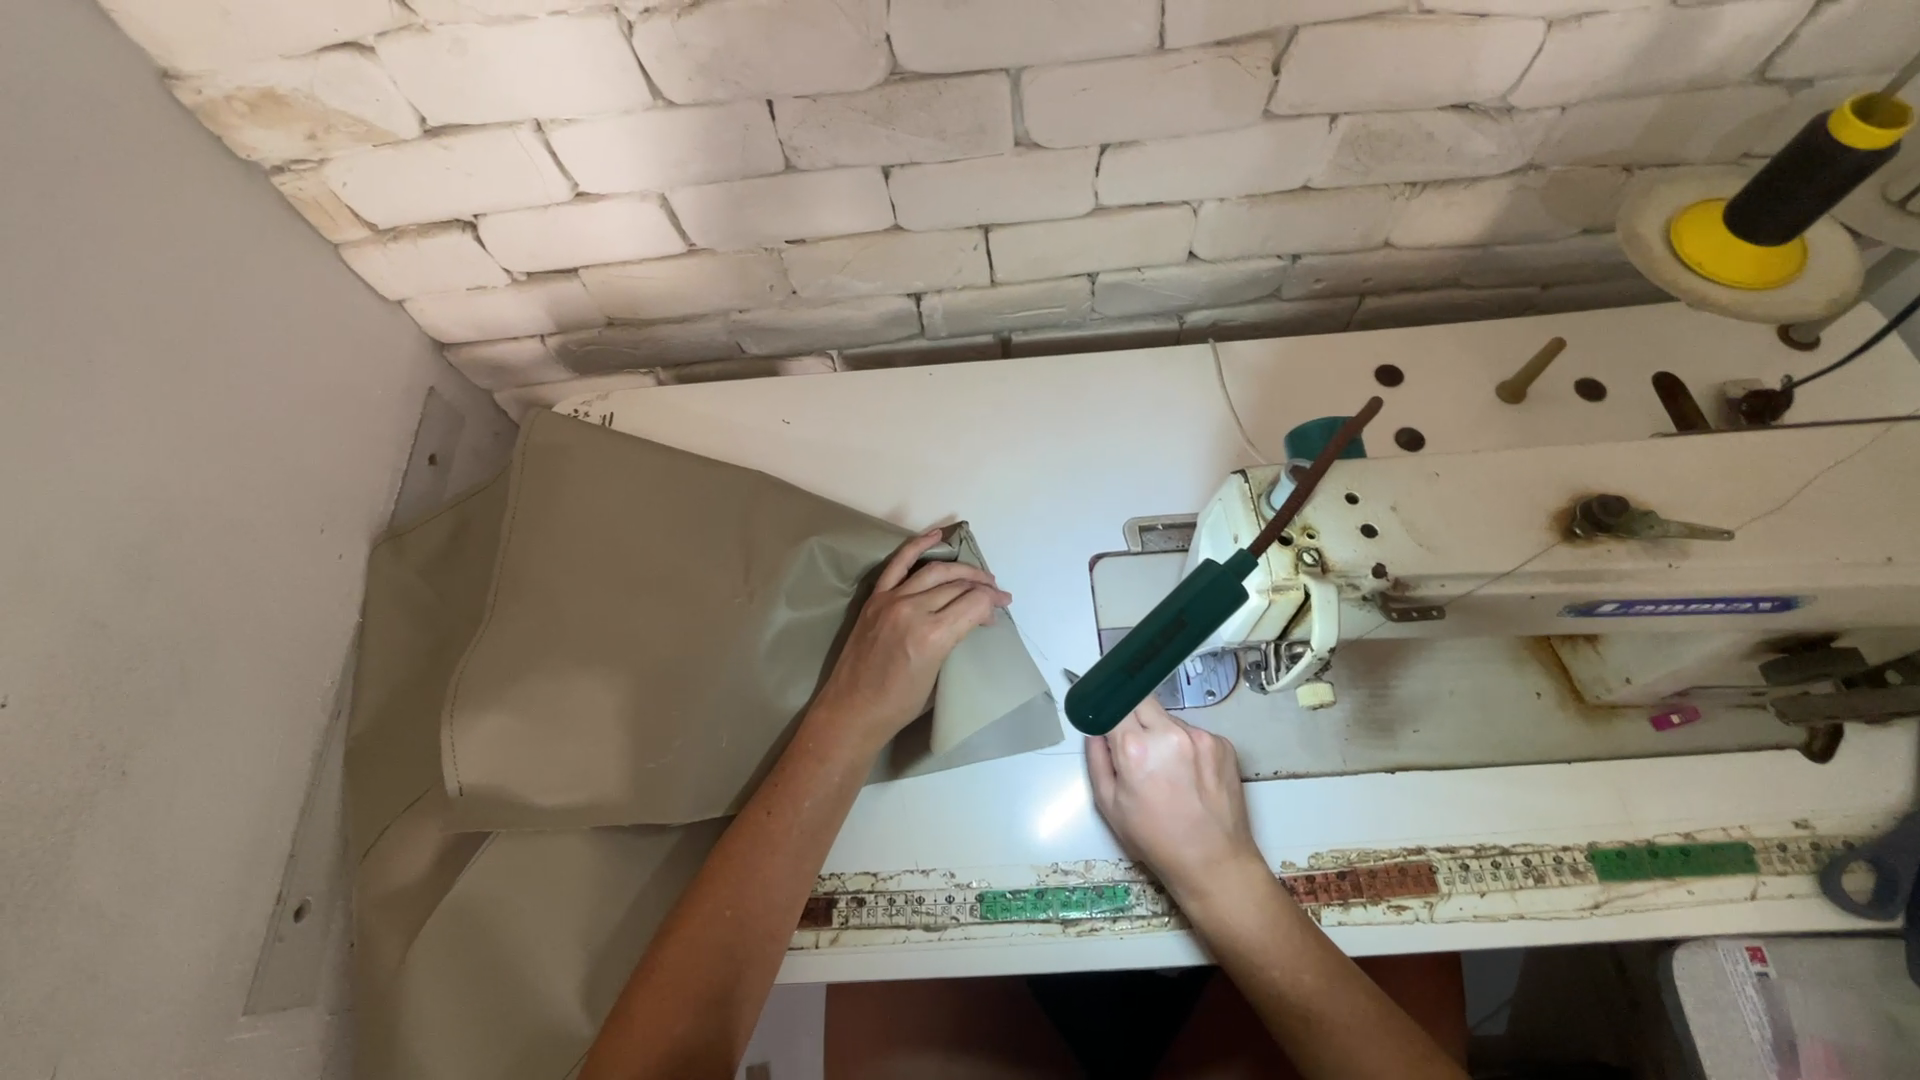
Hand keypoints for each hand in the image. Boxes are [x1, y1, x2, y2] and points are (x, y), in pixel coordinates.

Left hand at [808, 529, 1011, 754]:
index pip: (974, 603)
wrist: (852, 710)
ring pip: (935, 571)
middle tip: (998, 594)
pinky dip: (918, 545)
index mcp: (933, 636)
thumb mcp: (938, 675)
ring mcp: (891, 600)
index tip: (1001, 610)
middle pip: (958, 586)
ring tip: (979, 575)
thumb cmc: (899, 705)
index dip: (992, 603)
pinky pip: (898, 563)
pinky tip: (936, 536)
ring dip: (961, 570)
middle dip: (983, 588)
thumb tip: (973, 618)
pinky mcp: (875, 598)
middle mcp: (913, 610)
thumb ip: (956, 638)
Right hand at [1086, 700, 1265, 903]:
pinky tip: (1189, 775)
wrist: (1213, 861)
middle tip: (1133, 743)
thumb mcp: (1108, 804)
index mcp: (1135, 748)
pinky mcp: (1223, 744)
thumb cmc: (1154, 839)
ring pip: (1168, 718)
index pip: (1113, 704)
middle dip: (1132, 716)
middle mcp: (1169, 733)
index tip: (1104, 716)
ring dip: (1160, 733)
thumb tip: (1094, 730)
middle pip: (1141, 701)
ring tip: (1166, 770)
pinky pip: (1193, 733)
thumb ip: (1096, 758)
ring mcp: (1200, 736)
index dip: (1106, 709)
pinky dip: (1185, 746)